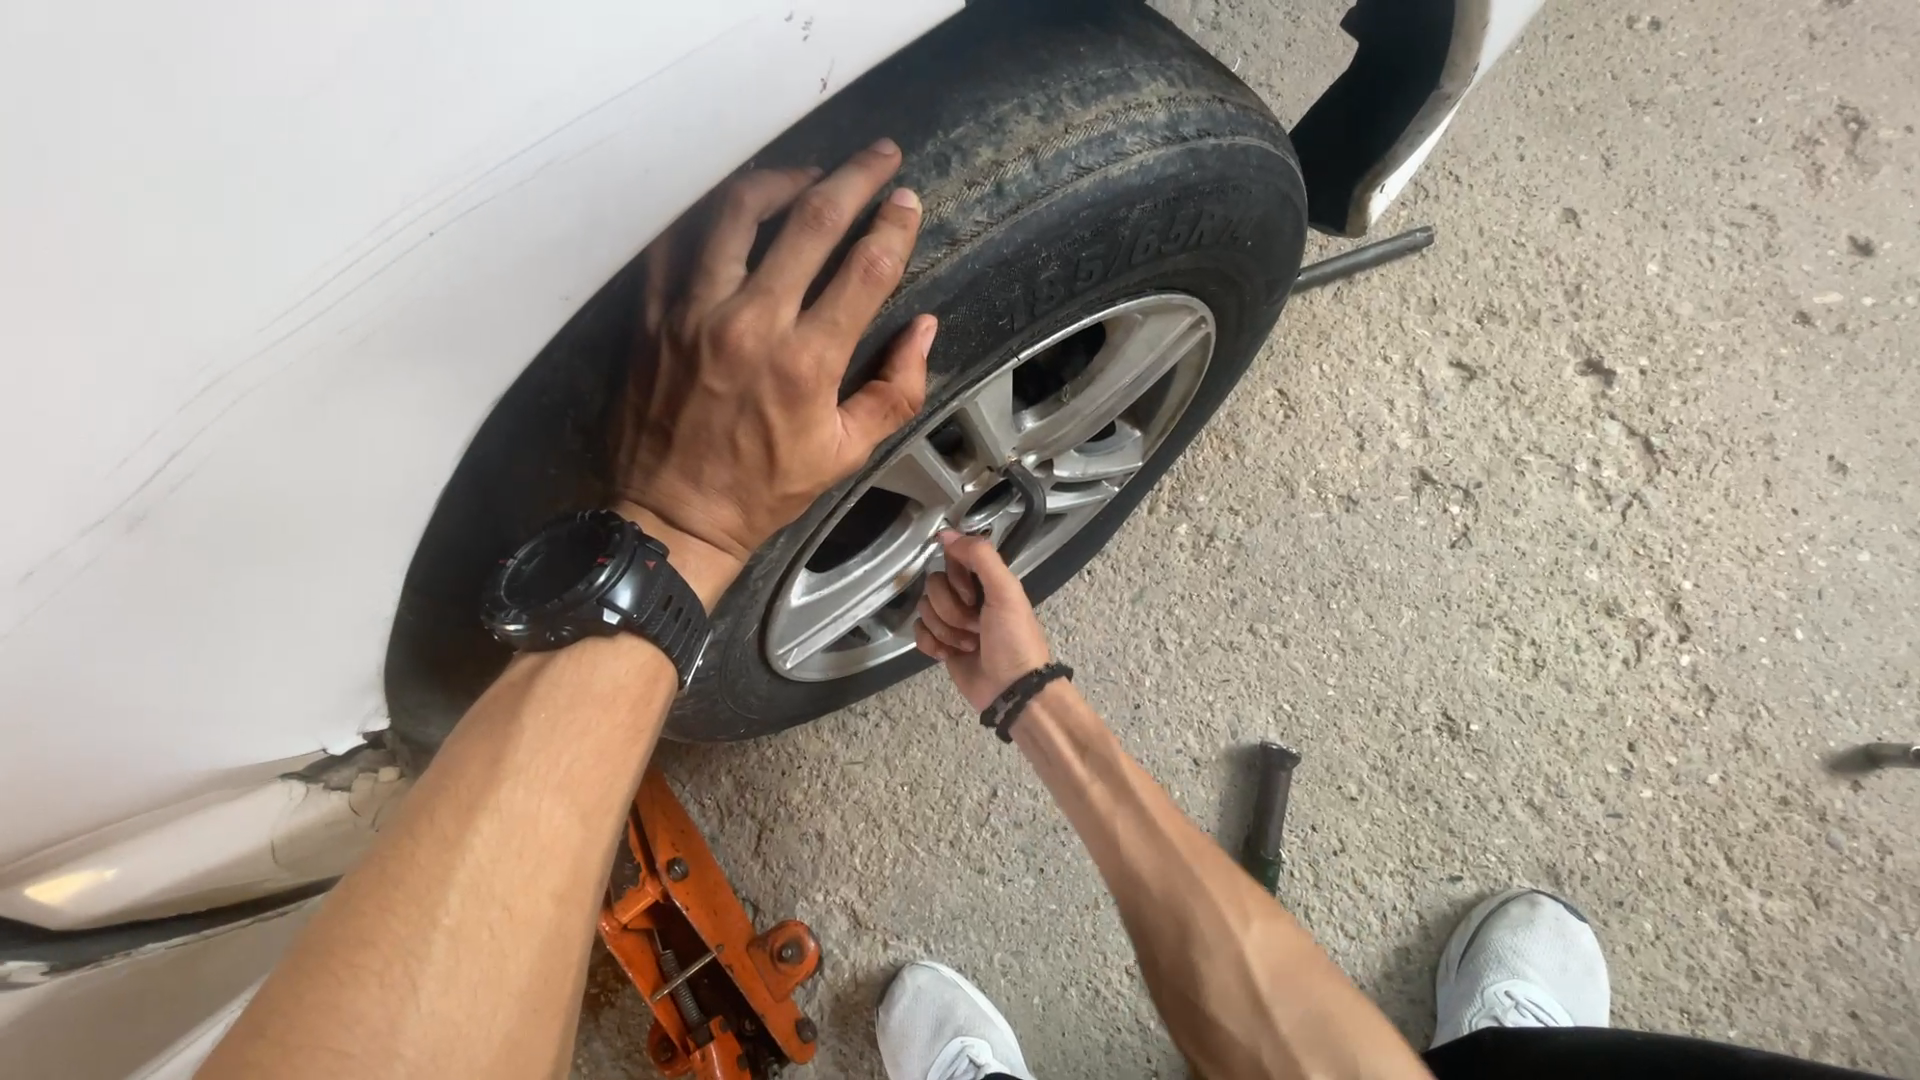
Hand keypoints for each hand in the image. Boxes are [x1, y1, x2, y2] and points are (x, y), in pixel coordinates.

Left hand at [614, 139, 937, 580]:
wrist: (674, 513)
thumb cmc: (766, 489)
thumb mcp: (848, 453)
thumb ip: (895, 390)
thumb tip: (923, 330)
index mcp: (807, 362)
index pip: (864, 269)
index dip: (894, 226)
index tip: (907, 201)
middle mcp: (752, 323)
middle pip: (811, 221)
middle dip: (855, 178)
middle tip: (879, 156)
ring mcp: (695, 311)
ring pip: (740, 211)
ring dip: (784, 179)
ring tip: (810, 174)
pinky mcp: (654, 313)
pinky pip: (679, 237)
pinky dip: (711, 211)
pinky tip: (737, 208)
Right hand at [915, 531, 1052, 710]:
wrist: (1012, 690)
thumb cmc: (1015, 640)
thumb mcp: (1006, 591)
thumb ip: (980, 556)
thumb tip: (946, 534)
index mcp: (987, 580)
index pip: (952, 559)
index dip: (956, 577)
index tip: (971, 594)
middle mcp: (969, 597)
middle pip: (933, 585)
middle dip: (951, 610)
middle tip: (976, 626)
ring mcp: (954, 621)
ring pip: (925, 610)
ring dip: (945, 630)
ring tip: (969, 644)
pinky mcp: (942, 644)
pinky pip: (918, 632)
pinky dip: (931, 644)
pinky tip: (948, 654)